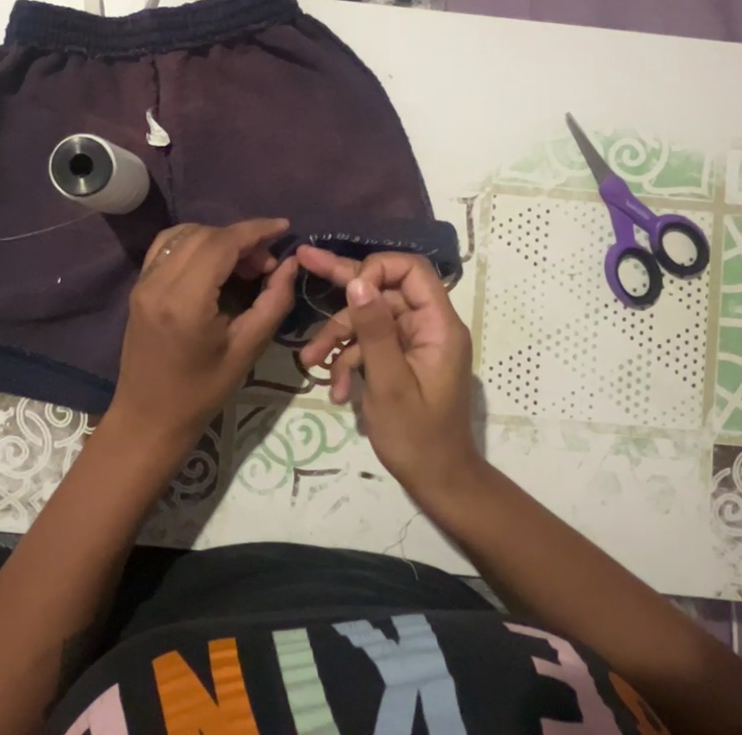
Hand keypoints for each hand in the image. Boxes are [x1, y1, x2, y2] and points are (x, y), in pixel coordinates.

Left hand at [109, 219, 298, 448]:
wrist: (148, 417)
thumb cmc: (201, 392)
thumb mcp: (246, 350)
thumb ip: (272, 303)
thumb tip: (290, 264)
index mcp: (185, 301)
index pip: (222, 244)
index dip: (256, 230)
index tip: (284, 228)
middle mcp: (158, 282)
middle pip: (204, 234)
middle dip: (240, 238)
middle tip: (266, 264)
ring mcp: (143, 282)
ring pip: (183, 235)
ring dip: (217, 238)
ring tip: (243, 264)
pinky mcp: (138, 287)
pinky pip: (167, 247)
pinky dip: (194, 244)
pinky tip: (215, 264)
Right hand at [296, 248, 481, 500]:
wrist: (438, 482)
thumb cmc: (418, 436)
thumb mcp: (390, 383)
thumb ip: (374, 331)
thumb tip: (357, 282)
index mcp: (438, 325)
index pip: (411, 270)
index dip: (376, 271)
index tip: (348, 291)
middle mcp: (428, 326)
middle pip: (383, 290)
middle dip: (343, 287)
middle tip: (304, 260)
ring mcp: (414, 344)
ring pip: (369, 320)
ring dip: (338, 338)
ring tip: (310, 363)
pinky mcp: (401, 361)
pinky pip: (370, 345)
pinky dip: (350, 362)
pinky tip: (337, 389)